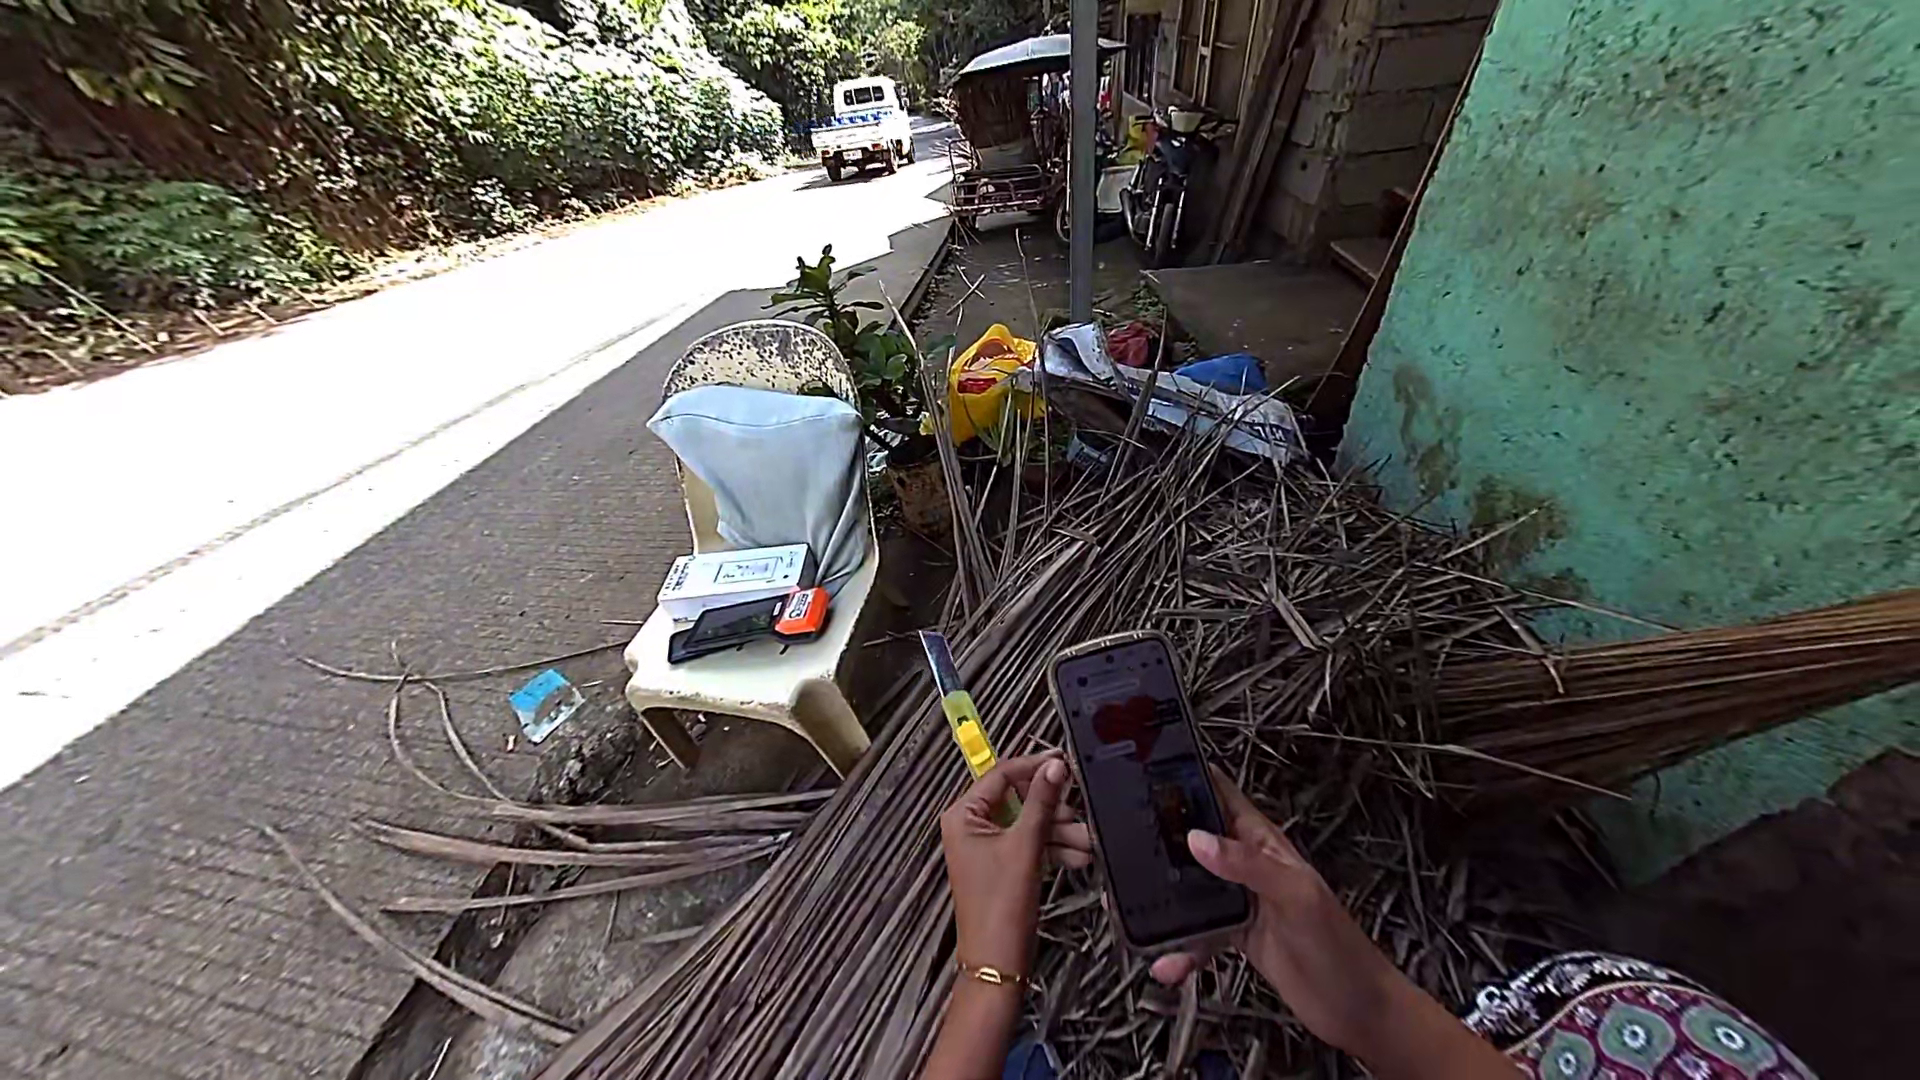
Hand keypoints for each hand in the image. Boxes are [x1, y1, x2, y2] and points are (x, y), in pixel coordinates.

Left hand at [939, 752, 1091, 975]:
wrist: (999, 967)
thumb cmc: (999, 911)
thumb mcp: (1025, 846)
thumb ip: (1042, 802)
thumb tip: (1054, 768)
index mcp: (963, 814)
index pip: (1001, 775)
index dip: (1033, 767)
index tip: (1061, 763)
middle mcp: (971, 825)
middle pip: (1018, 799)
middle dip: (1051, 808)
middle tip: (1076, 812)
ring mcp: (987, 845)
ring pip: (1028, 822)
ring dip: (1057, 830)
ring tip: (1084, 840)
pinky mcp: (1002, 863)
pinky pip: (1029, 842)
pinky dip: (1051, 846)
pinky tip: (1076, 854)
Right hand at [1149, 768, 1400, 1054]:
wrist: (1360, 1013)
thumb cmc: (1341, 947)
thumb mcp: (1294, 895)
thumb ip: (1246, 863)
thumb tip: (1197, 838)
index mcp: (1257, 839)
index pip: (1217, 792)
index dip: (1185, 775)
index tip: (1147, 769)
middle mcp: (1241, 861)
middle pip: (1189, 835)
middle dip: (1156, 833)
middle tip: (1119, 836)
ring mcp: (1235, 895)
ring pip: (1185, 883)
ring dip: (1160, 894)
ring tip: (1130, 904)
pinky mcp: (1231, 930)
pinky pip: (1194, 931)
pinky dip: (1179, 945)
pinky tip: (1169, 960)